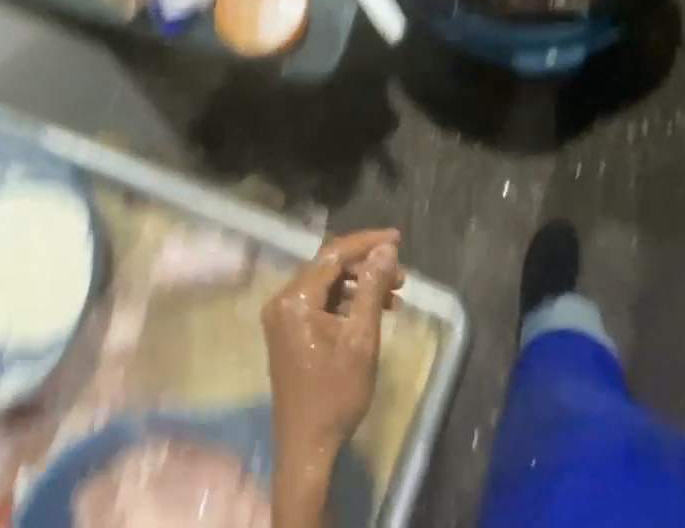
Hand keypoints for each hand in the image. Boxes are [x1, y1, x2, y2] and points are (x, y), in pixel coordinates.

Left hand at [261, 229, 403, 465]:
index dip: (366, 243)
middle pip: (328, 267)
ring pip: (327, 286)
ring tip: (396, 295)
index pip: (332, 254)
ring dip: (361, 285)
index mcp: (295, 299)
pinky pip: (321, 304)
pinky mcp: (289, 333)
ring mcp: (283, 319)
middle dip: (367, 266)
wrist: (308, 446)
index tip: (398, 239)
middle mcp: (282, 301)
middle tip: (402, 276)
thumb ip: (373, 288)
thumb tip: (385, 250)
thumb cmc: (336, 393)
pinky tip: (375, 312)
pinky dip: (348, 303)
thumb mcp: (361, 338)